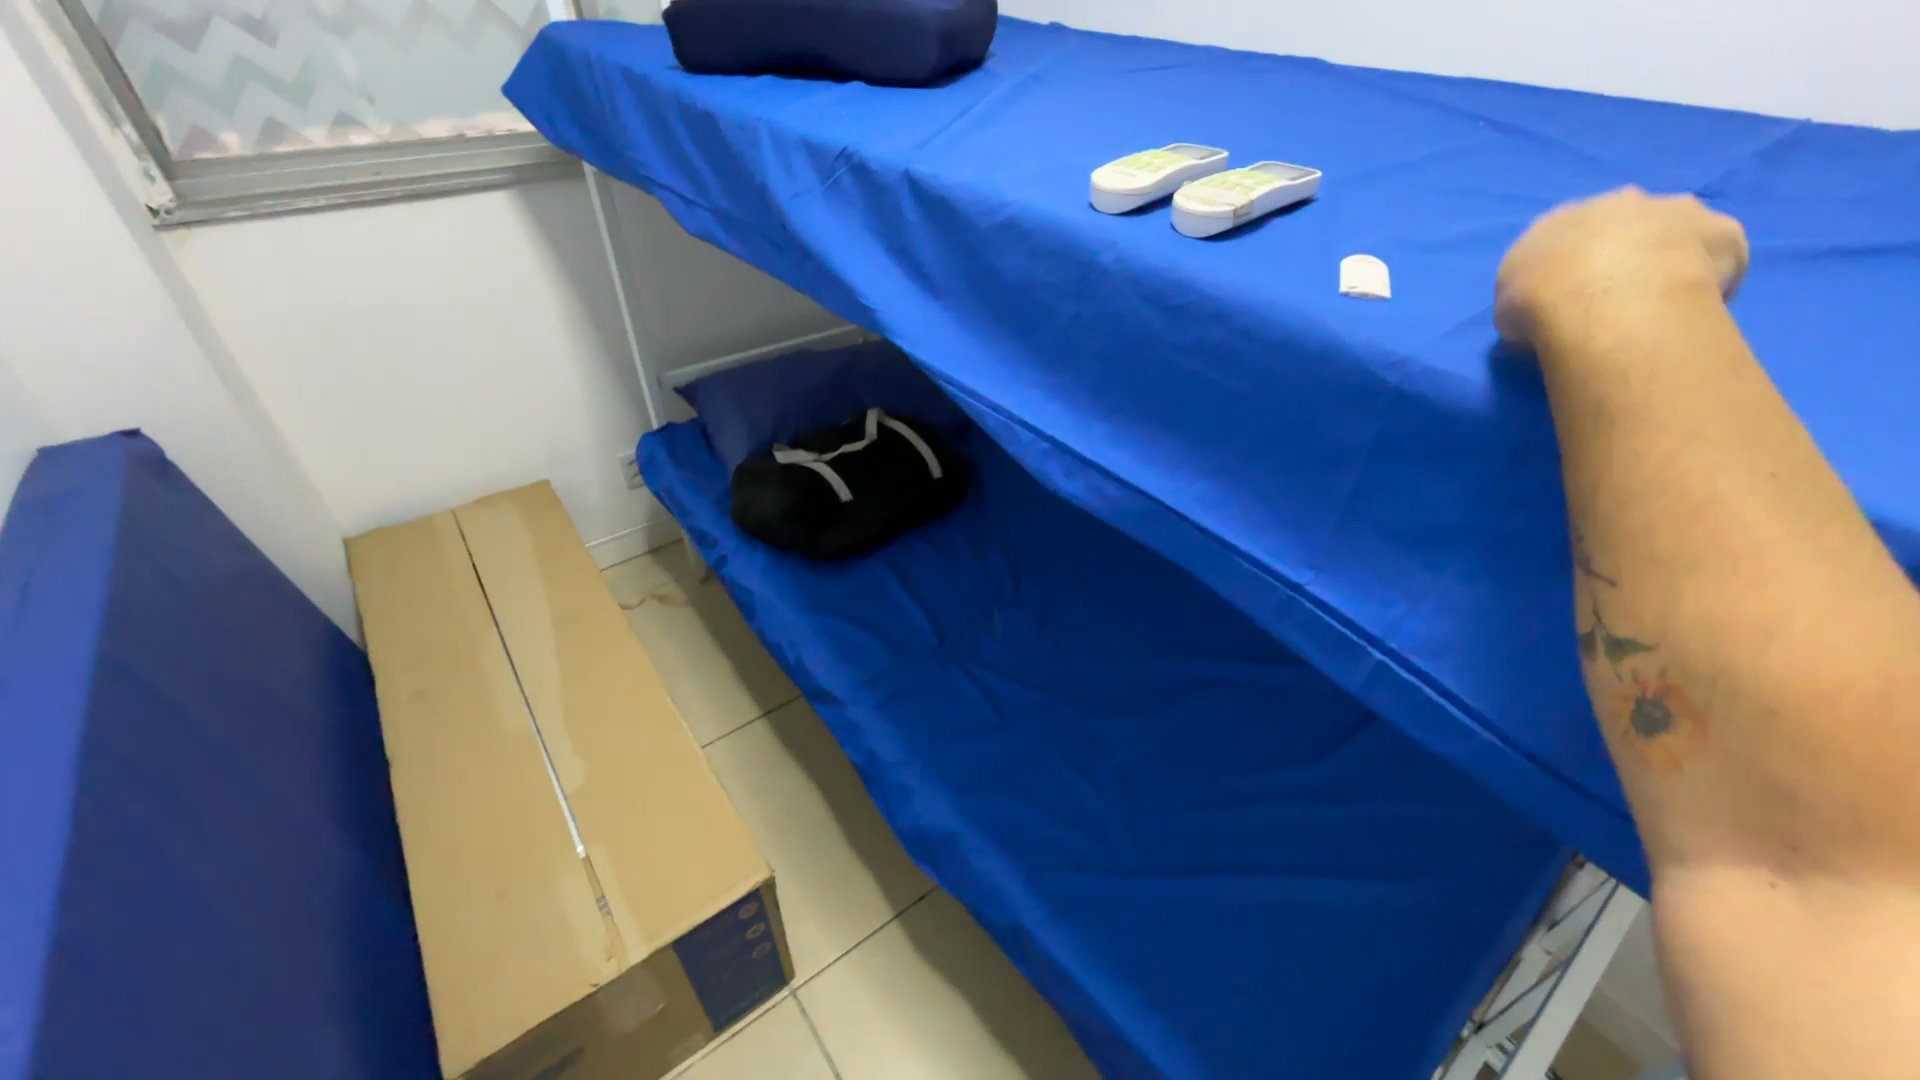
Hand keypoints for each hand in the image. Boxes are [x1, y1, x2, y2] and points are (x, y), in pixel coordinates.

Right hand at [1495, 188, 1748, 348]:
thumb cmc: (1536, 302)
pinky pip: (1721, 256)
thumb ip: (1528, 299)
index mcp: (1559, 219)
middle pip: (1626, 226)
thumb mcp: (1506, 308)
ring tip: (1660, 304)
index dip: (1570, 268)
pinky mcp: (1723, 231)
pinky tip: (1699, 306)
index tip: (1571, 298)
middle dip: (1626, 253)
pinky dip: (1714, 277)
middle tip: (1618, 298)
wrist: (1598, 298)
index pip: (1566, 238)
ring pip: (1676, 233)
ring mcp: (1675, 210)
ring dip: (1671, 258)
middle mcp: (1617, 202)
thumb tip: (1548, 310)